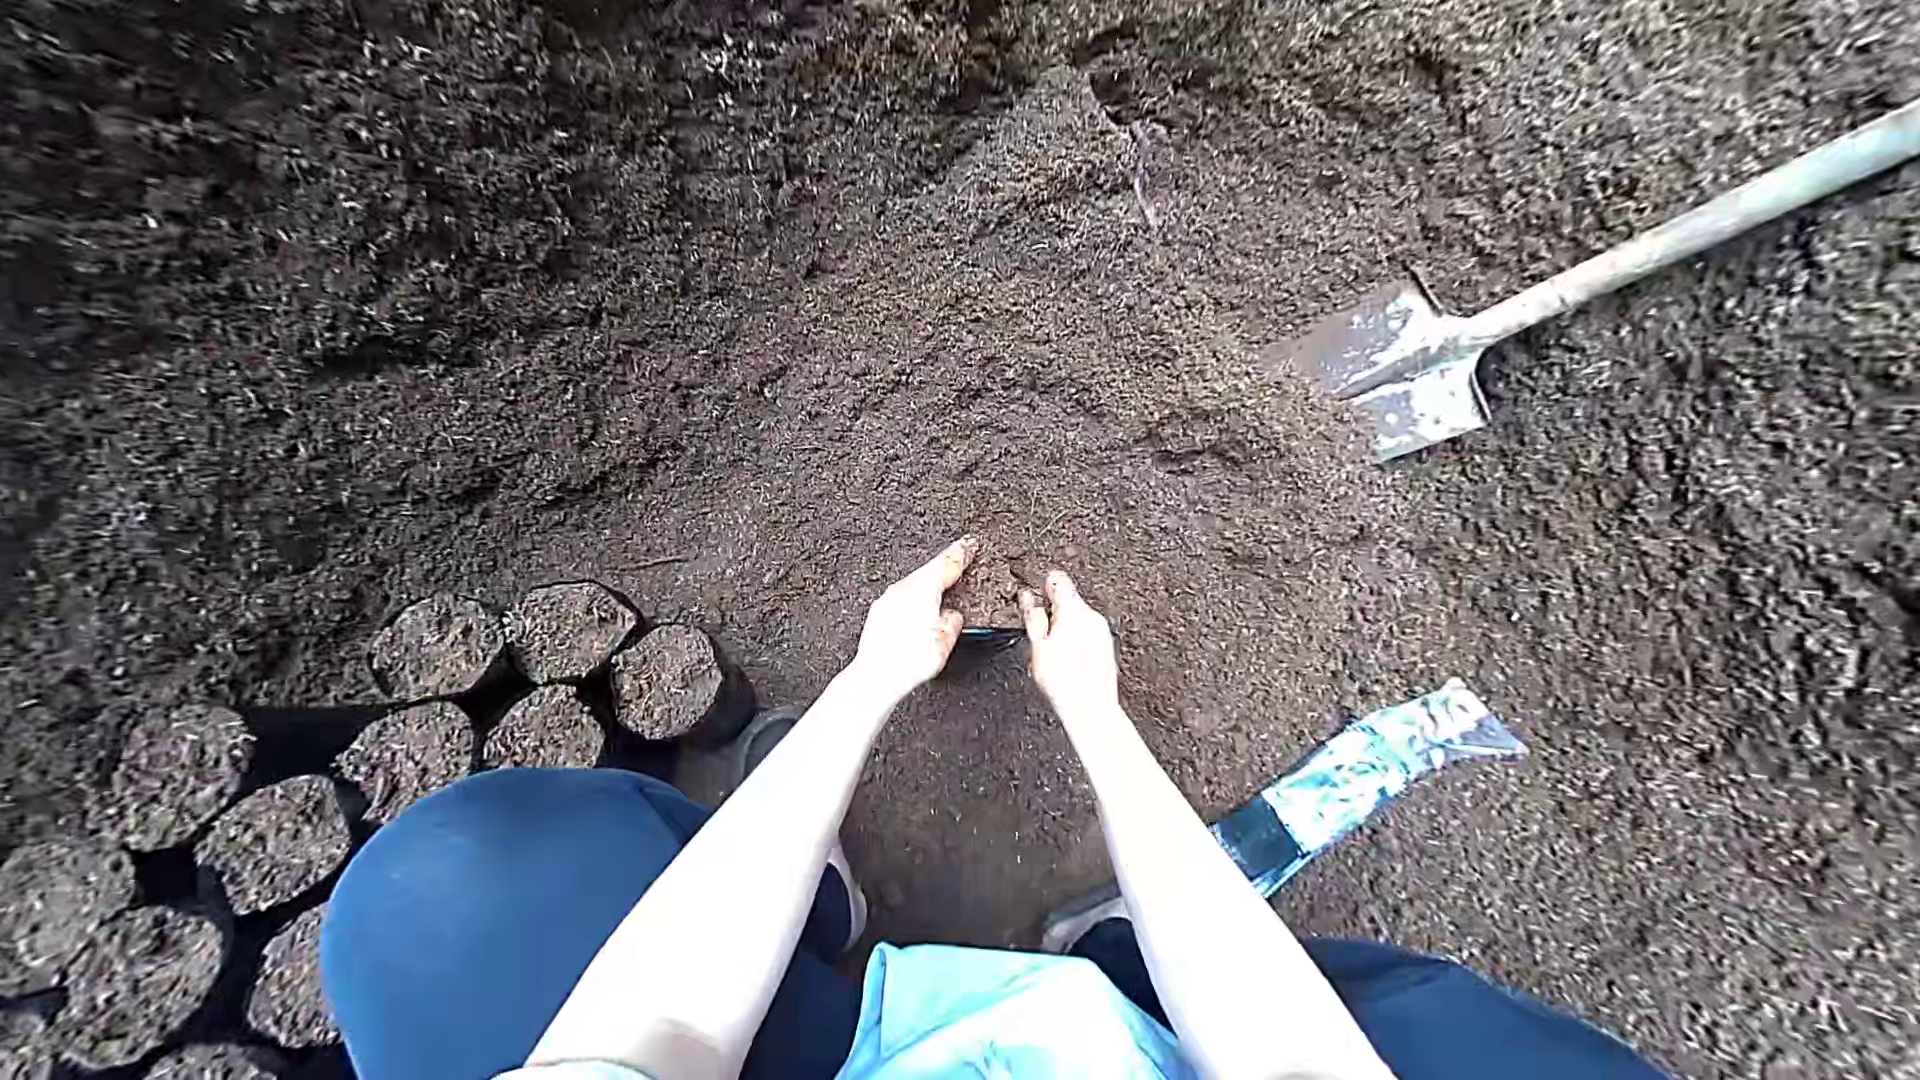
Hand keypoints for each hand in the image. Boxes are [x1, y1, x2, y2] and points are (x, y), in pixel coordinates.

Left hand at [849, 536, 977, 699]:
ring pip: (913, 582)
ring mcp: (888, 599)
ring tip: (940, 584)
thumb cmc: (909, 660)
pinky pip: (901, 596)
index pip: (947, 562)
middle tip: (959, 556)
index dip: (961, 552)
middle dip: (944, 564)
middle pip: (929, 570)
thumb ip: (953, 621)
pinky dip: (913, 596)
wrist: (876, 677)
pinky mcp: (879, 612)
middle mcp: (903, 588)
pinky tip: (916, 608)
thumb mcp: (946, 640)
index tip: (970, 544)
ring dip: (928, 580)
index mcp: (924, 588)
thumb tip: (953, 615)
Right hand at [1018, 571, 1119, 717]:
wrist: (1089, 707)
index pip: (1058, 580)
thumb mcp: (1037, 646)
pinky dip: (1078, 639)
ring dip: (1066, 626)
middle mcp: (1091, 616)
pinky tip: (1070, 659)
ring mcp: (1102, 631)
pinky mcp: (1107, 645)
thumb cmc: (1063, 681)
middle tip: (1042, 634)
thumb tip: (1028, 599)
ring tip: (1056, 651)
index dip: (1043, 587)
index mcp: (1073, 610)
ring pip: (1079, 617)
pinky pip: (1089, 632)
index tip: (1036, 598)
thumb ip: (1032, 616)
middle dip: (1054, 611)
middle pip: (1069, 599)